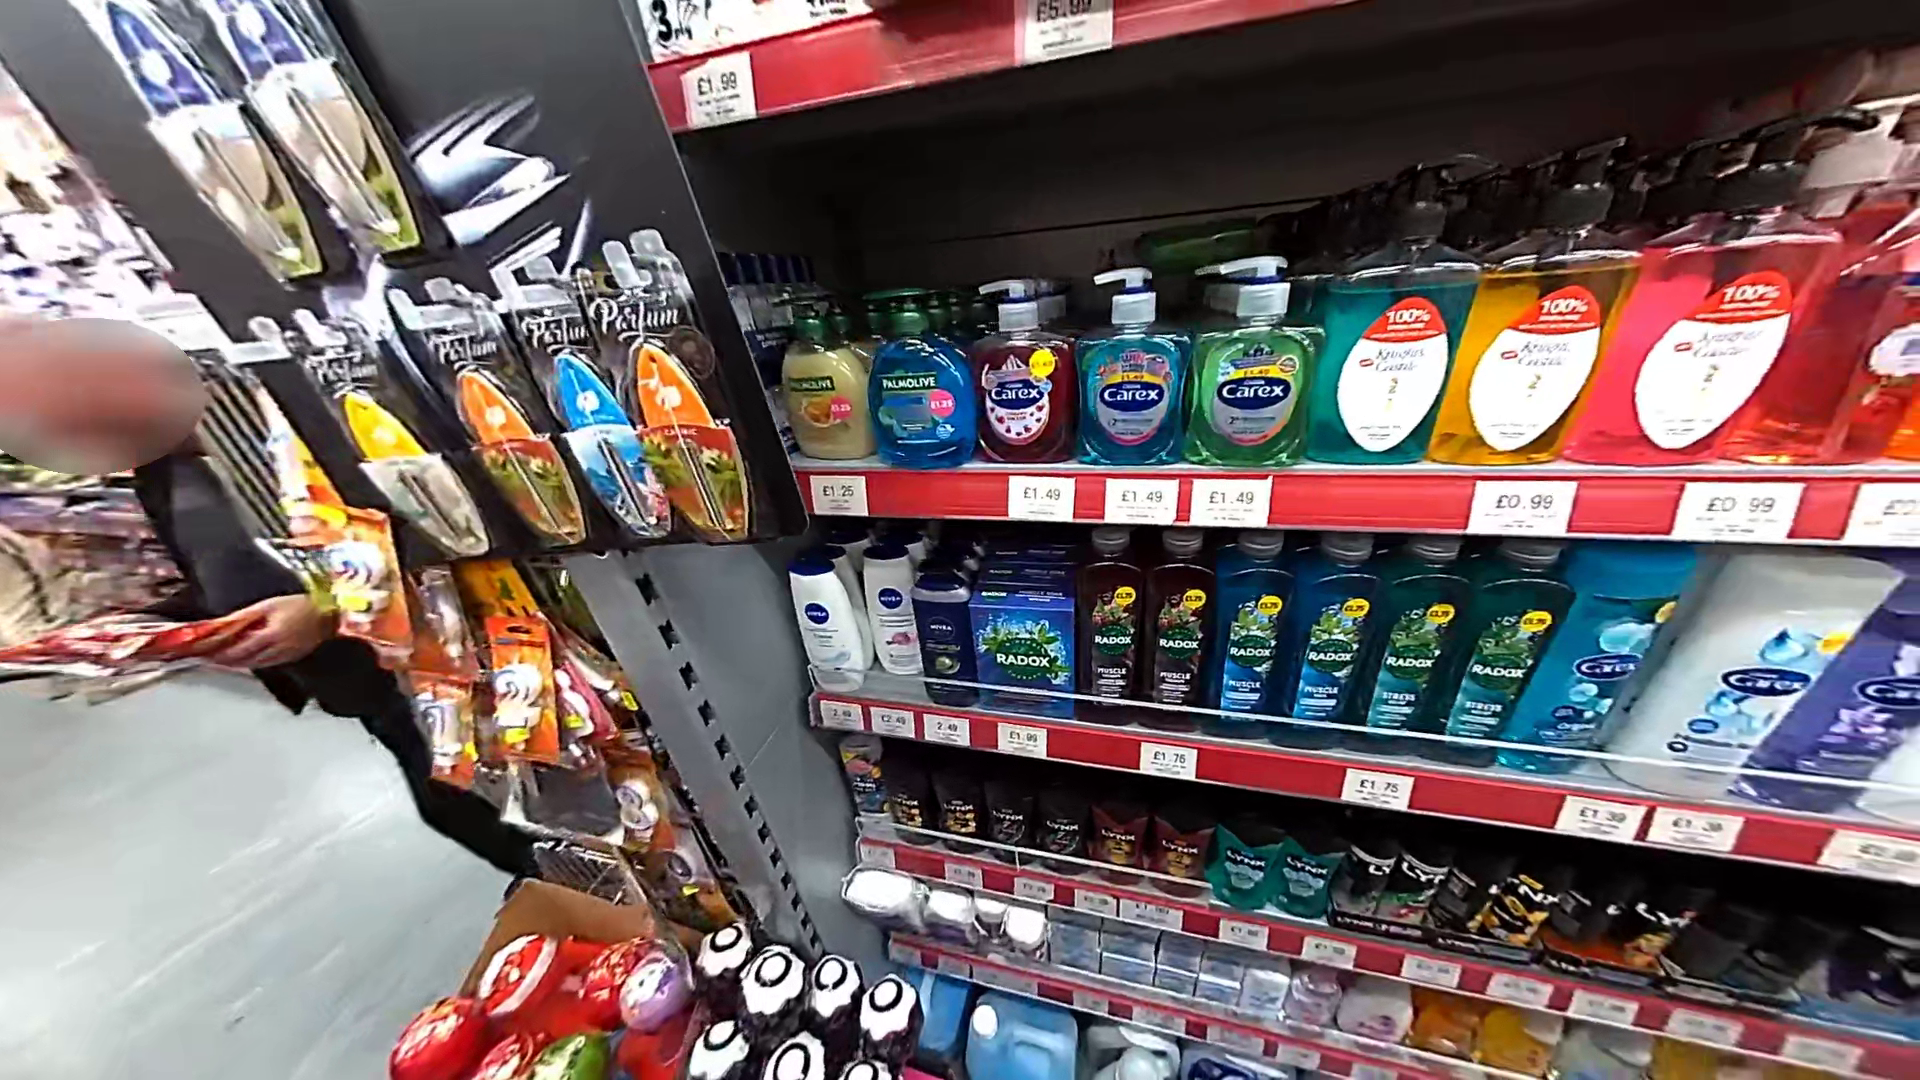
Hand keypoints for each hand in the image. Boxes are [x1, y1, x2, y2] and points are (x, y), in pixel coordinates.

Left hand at [203, 595, 333, 669]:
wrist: (333, 610)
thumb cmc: (300, 604)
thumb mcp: (267, 606)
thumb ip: (239, 618)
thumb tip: (211, 627)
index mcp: (270, 635)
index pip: (235, 651)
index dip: (216, 654)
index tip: (201, 653)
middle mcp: (280, 648)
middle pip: (244, 661)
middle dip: (224, 660)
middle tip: (209, 657)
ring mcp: (290, 654)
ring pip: (257, 665)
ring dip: (239, 663)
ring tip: (226, 658)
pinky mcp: (297, 655)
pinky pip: (271, 663)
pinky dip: (257, 662)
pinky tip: (250, 657)